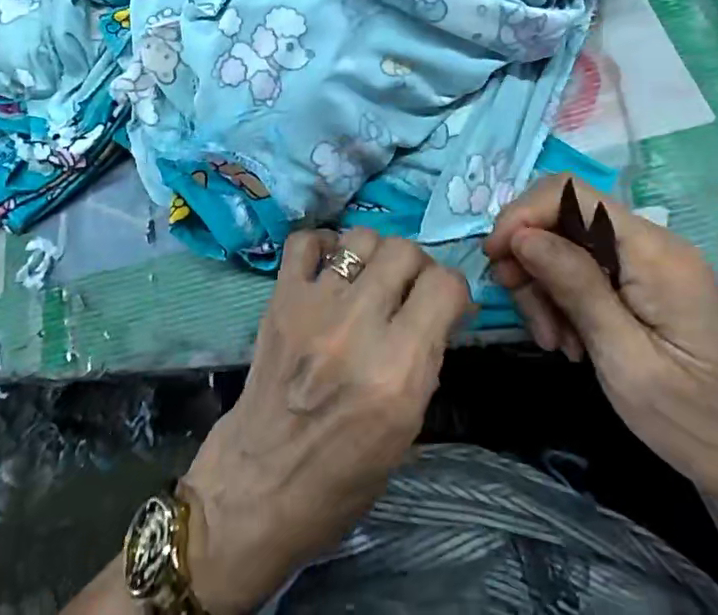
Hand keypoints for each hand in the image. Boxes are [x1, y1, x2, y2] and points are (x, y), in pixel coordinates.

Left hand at [179, 227, 473, 613]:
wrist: (263, 479)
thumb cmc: (344, 475)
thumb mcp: (407, 426)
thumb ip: (423, 360)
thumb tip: (436, 313)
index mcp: (399, 369)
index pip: (444, 286)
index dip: (454, 292)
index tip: (447, 306)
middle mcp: (359, 326)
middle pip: (404, 251)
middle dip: (418, 267)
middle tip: (409, 290)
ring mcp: (314, 306)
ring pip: (361, 238)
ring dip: (376, 252)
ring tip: (371, 277)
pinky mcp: (280, 299)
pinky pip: (303, 242)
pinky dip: (323, 244)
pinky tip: (330, 265)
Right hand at [482, 174, 717, 505]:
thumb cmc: (698, 422)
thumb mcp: (625, 360)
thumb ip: (575, 288)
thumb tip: (521, 234)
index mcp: (655, 255)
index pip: (570, 192)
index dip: (522, 214)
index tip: (496, 260)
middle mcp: (652, 246)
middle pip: (563, 218)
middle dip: (530, 259)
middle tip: (523, 311)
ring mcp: (649, 266)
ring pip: (566, 247)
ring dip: (544, 288)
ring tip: (554, 343)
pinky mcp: (644, 286)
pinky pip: (585, 272)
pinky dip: (563, 301)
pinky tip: (570, 343)